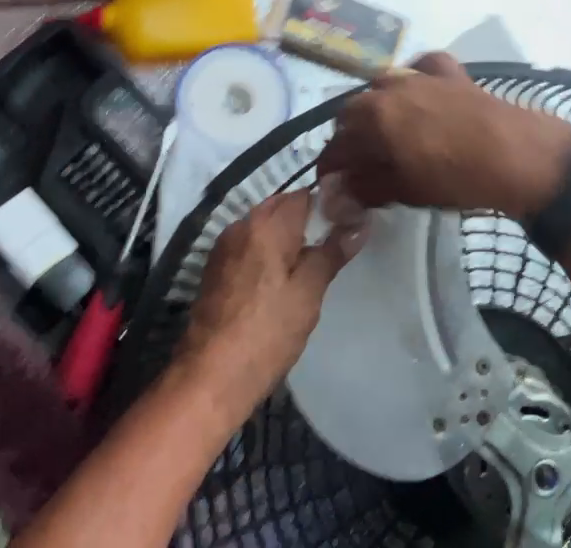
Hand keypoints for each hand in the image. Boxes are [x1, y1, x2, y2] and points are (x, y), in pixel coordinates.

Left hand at [174, 190, 362, 413]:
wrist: (211, 376)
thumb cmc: (267, 332)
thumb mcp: (308, 293)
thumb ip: (331, 253)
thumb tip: (359, 224)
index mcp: (265, 225)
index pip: (303, 195)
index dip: (329, 203)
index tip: (350, 220)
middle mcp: (240, 226)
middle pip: (280, 207)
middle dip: (307, 218)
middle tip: (335, 241)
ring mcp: (223, 247)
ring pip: (263, 226)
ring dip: (286, 235)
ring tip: (312, 260)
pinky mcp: (216, 269)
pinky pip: (249, 245)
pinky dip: (268, 250)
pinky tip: (283, 276)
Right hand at [316, 53, 570, 217]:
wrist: (520, 155)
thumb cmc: (458, 178)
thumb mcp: (406, 191)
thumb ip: (364, 188)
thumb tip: (336, 193)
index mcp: (372, 117)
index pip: (336, 145)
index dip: (331, 168)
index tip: (334, 186)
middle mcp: (390, 87)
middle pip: (355, 110)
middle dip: (352, 137)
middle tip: (364, 165)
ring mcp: (421, 75)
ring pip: (384, 86)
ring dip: (379, 108)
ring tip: (391, 135)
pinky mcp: (450, 71)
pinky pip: (421, 68)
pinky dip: (416, 79)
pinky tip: (423, 95)